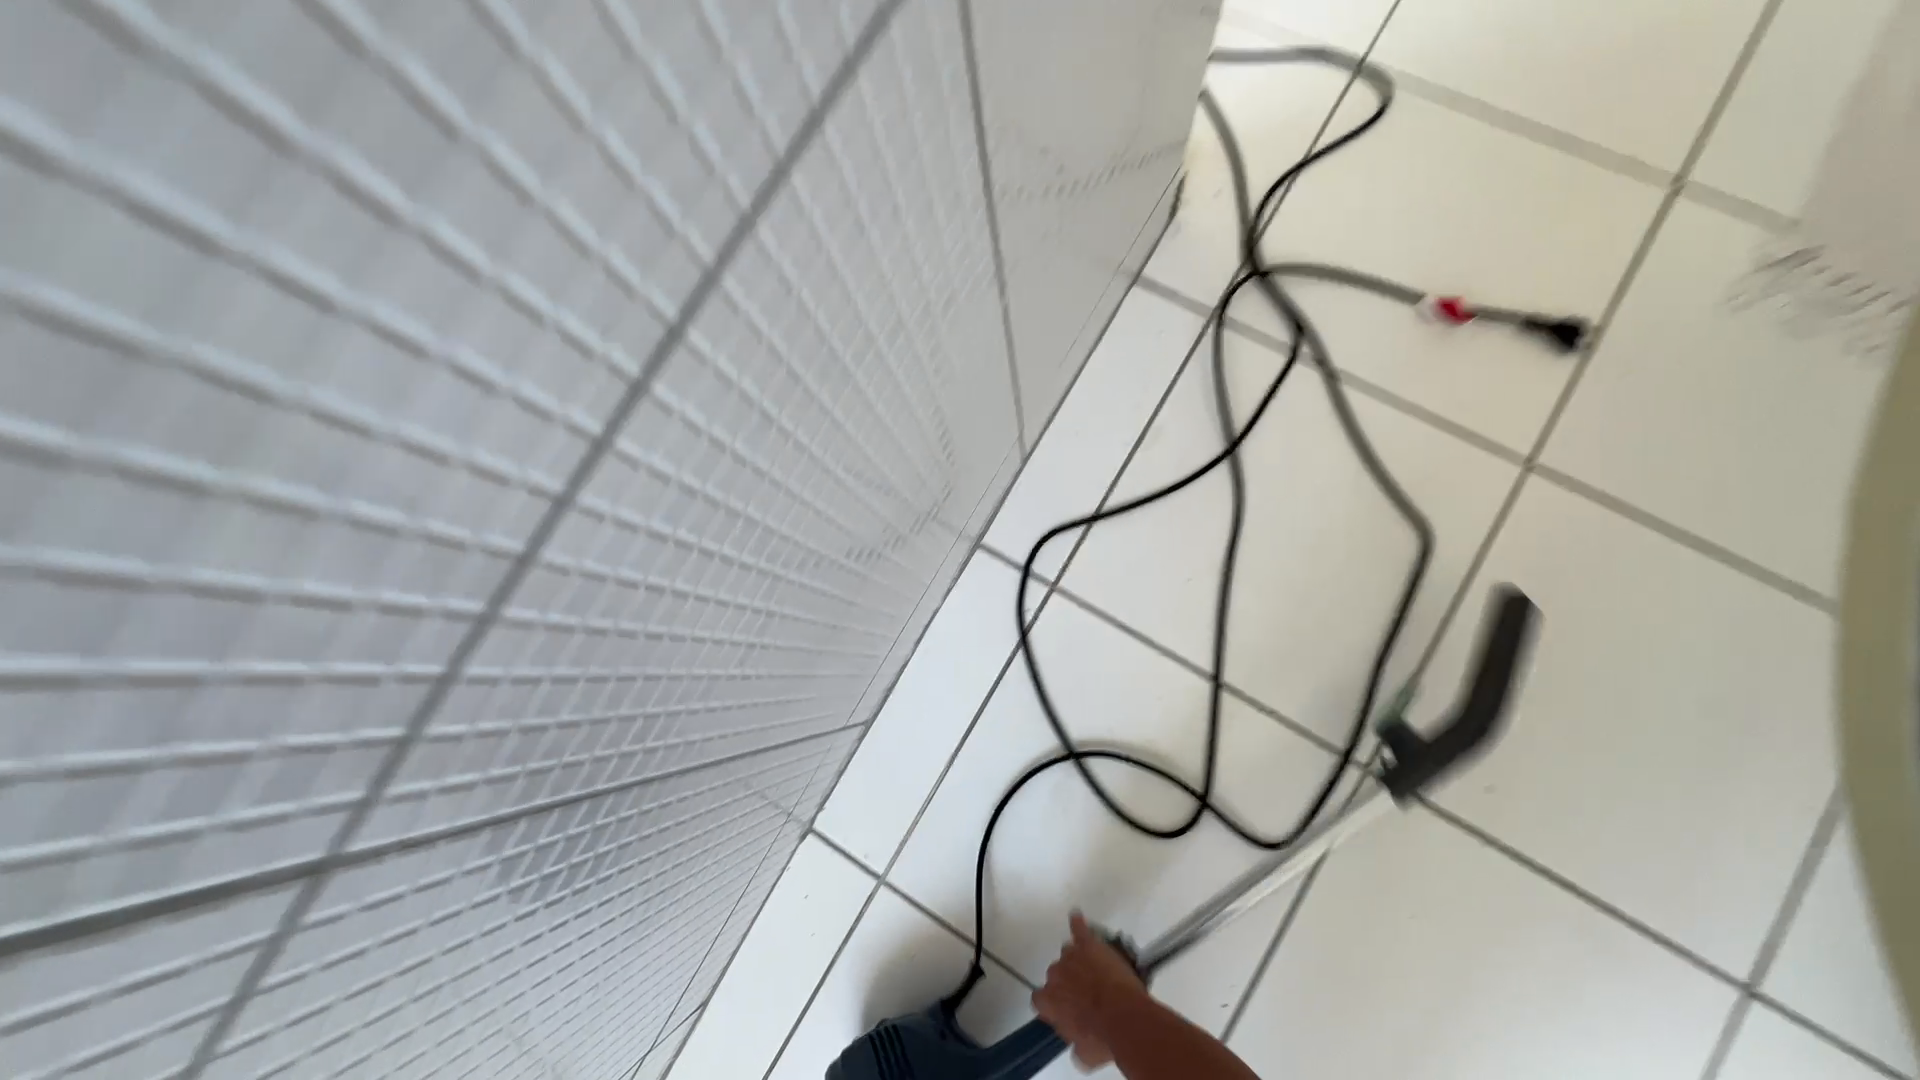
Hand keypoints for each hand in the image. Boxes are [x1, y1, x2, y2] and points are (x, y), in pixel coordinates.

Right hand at [1032, 912, 1148, 1069]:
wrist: (1124, 1017)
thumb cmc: (1102, 1038)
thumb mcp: (1085, 1054)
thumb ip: (1074, 1043)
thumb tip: (1076, 1044)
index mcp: (1049, 1001)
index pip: (1040, 998)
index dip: (1053, 1002)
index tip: (1065, 1007)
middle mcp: (1055, 975)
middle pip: (1056, 973)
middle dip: (1068, 981)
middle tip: (1086, 992)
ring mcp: (1072, 957)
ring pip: (1068, 953)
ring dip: (1078, 960)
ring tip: (1093, 969)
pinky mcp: (1089, 944)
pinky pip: (1079, 929)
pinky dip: (1078, 923)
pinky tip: (1077, 917)